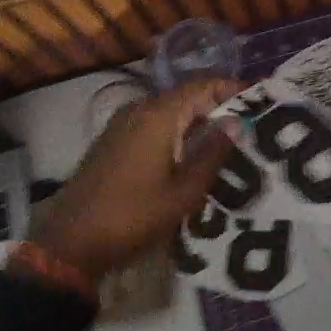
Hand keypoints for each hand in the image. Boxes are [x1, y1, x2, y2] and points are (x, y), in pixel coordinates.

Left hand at [26, 78, 242, 282]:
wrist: (72, 243)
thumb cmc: (134, 215)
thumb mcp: (184, 191)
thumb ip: (213, 153)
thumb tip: (236, 123)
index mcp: (158, 115)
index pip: (202, 86)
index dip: (231, 88)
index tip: (258, 99)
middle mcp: (138, 110)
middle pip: (185, 97)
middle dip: (216, 106)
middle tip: (247, 124)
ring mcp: (121, 126)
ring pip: (168, 112)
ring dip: (196, 122)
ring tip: (225, 141)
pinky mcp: (112, 143)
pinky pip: (152, 125)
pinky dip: (175, 132)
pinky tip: (189, 156)